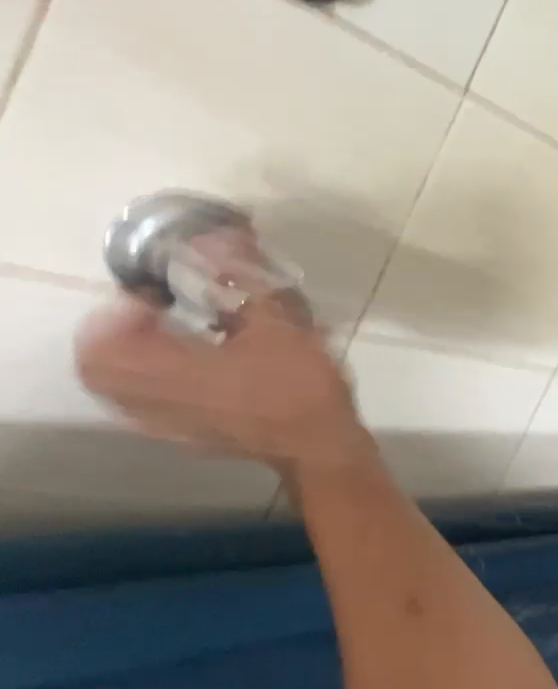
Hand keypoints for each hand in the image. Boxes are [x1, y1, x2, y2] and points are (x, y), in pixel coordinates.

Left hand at [76, 230, 376, 475]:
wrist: (323, 448)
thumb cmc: (300, 388)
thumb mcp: (279, 329)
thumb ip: (245, 285)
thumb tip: (222, 240)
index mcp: (165, 370)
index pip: (105, 335)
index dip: (124, 307)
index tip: (159, 293)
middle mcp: (155, 399)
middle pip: (104, 366)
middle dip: (124, 334)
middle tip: (160, 314)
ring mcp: (171, 423)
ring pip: (127, 388)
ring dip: (142, 360)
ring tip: (179, 342)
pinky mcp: (194, 436)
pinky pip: (155, 407)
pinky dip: (164, 386)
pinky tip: (201, 376)